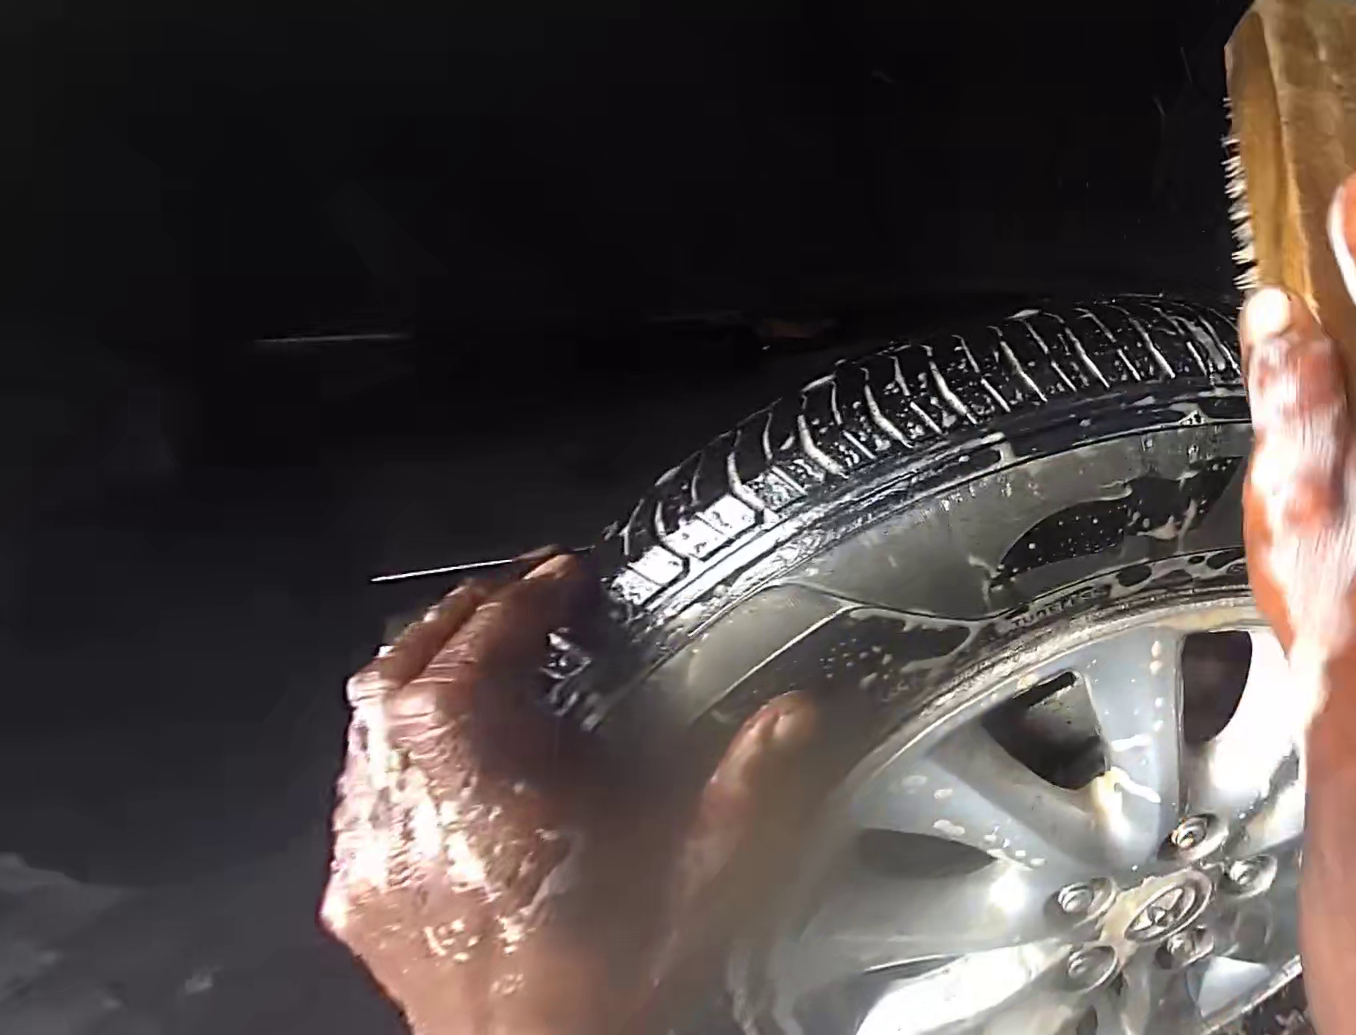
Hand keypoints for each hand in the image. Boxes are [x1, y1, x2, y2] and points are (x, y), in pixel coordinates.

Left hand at [322, 550, 818, 1034]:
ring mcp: (374, 862)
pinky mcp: (364, 886)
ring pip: (365, 723)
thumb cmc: (614, 976)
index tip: (561, 574)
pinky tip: (458, 711)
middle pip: (394, 685)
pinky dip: (410, 713)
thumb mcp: (698, 874)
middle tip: (526, 581)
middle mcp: (412, 836)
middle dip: (464, 613)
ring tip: (492, 621)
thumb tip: (796, 713)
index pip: (462, 684)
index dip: (513, 611)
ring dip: (431, 654)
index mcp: (491, 822)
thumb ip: (747, 784)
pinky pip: (364, 768)